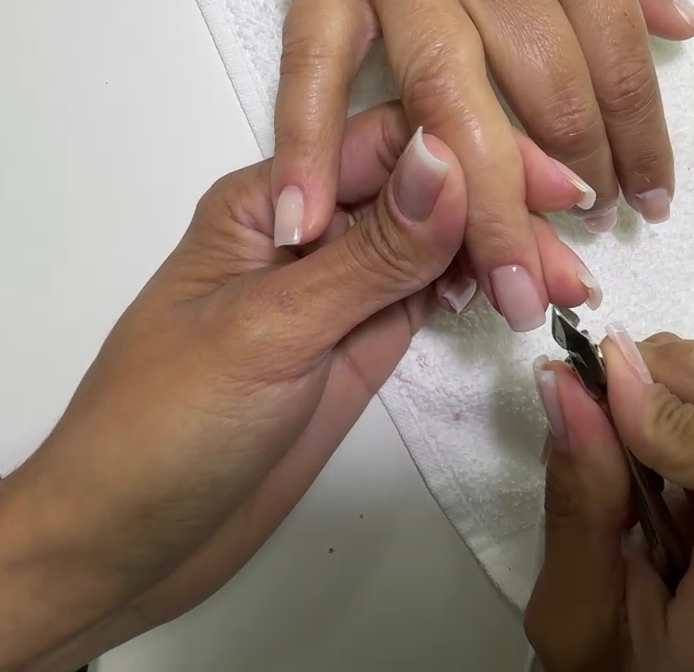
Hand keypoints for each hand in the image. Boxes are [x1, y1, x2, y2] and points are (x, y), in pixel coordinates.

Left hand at [0, 104, 595, 671]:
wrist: (120, 548)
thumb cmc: (165, 429)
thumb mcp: (272, 330)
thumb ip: (372, 251)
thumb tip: (453, 155)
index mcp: (275, 197)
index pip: (392, 145)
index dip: (476, 156)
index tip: (552, 187)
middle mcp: (316, 224)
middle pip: (427, 192)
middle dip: (502, 214)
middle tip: (573, 253)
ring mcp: (344, 282)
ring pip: (440, 243)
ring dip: (502, 257)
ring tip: (566, 287)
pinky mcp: (364, 332)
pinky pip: (433, 291)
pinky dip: (479, 288)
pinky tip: (518, 296)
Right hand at [525, 333, 693, 670]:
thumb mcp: (574, 623)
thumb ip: (577, 507)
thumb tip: (567, 386)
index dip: (681, 412)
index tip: (599, 392)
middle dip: (654, 385)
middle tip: (582, 406)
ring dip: (658, 395)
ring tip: (602, 441)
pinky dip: (671, 416)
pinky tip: (634, 458)